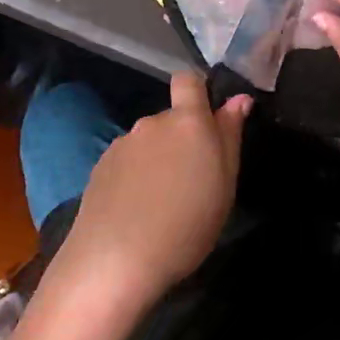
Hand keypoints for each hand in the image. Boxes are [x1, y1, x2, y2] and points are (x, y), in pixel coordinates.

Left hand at [42, 72, 250, 318]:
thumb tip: (239, 100)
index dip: (198, 92)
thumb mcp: (223, 185)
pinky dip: (134, 177)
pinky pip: (127, 162)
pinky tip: (136, 210)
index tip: (208, 121)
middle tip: (192, 183)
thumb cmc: (186, 225)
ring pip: (148, 143)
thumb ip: (229, 137)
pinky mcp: (100, 166)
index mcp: (187, 122)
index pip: (188, 81)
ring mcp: (122, 144)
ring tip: (162, 203)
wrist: (116, 259)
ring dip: (158, 160)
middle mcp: (151, 123)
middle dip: (182, 140)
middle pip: (170, 119)